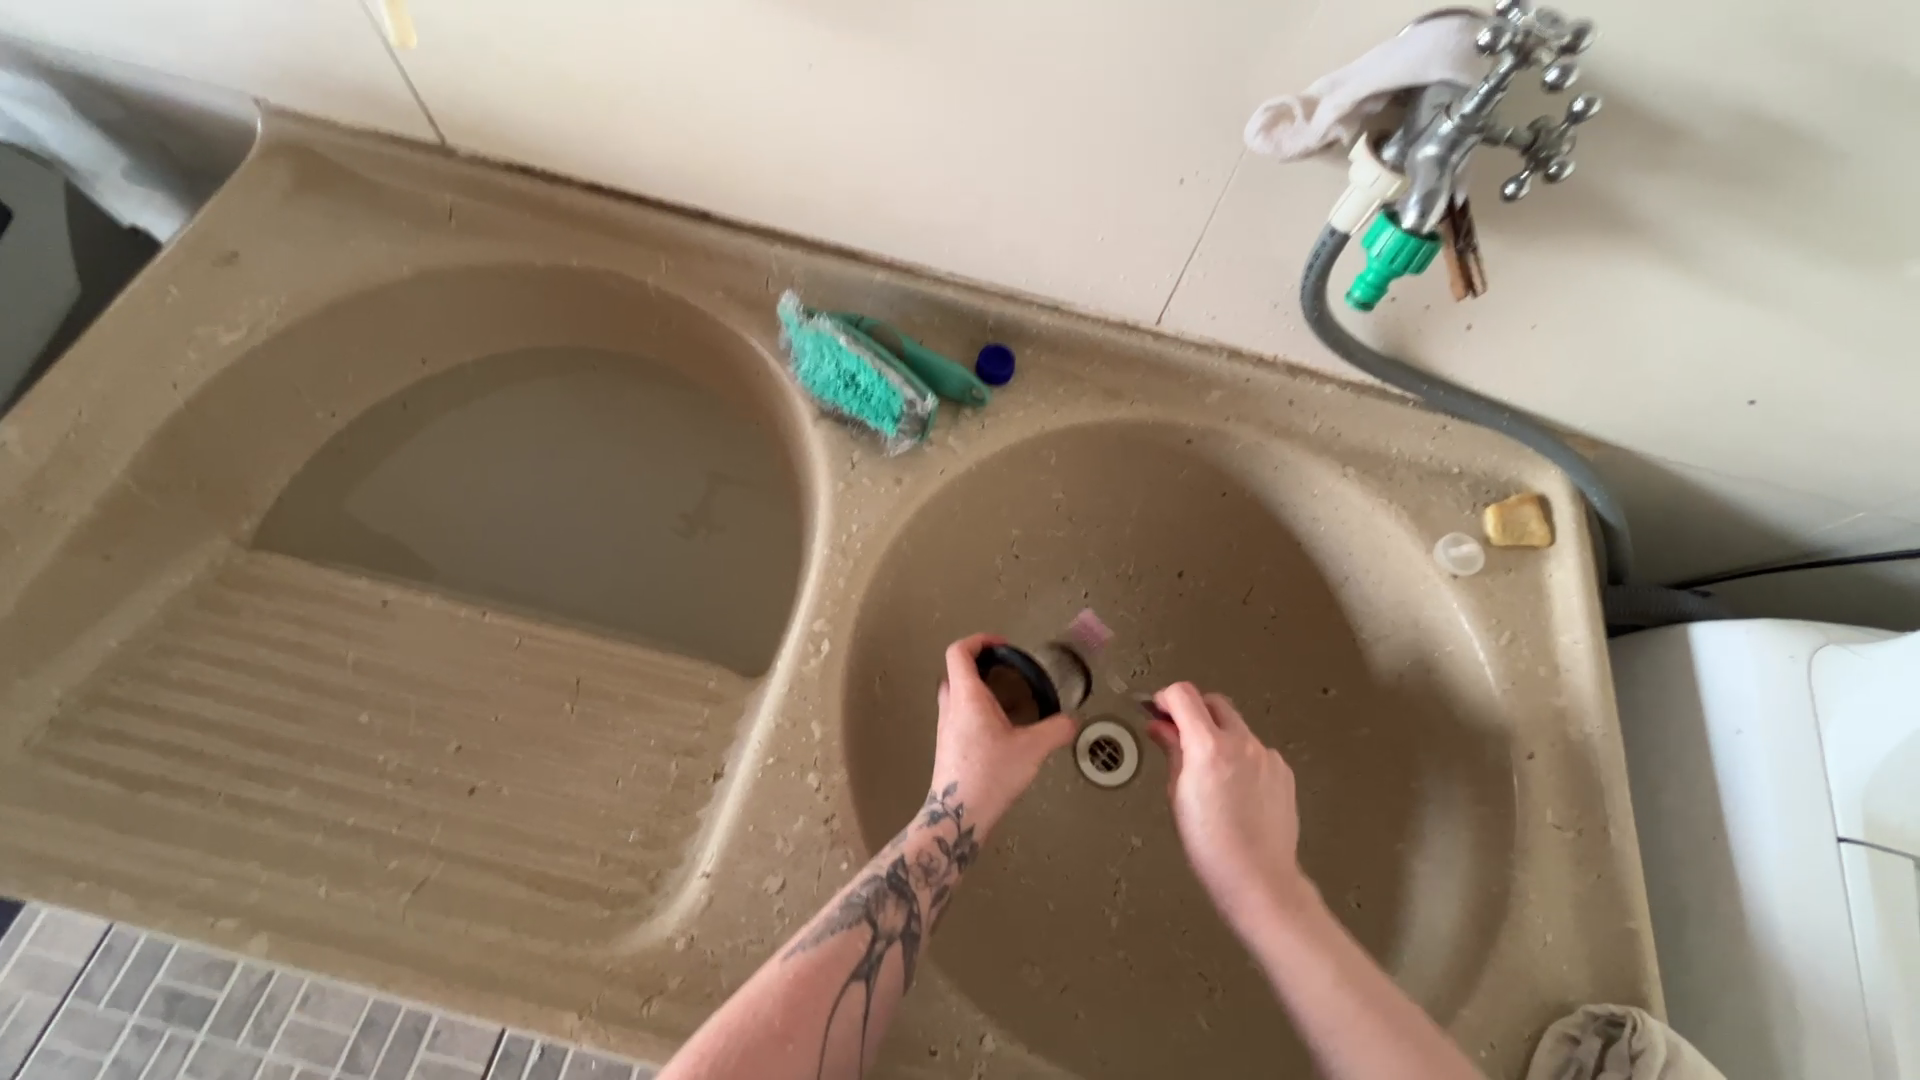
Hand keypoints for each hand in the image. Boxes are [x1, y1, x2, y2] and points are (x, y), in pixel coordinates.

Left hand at [929, 634, 1077, 835]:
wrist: (957, 815)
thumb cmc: (989, 775)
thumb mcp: (1032, 750)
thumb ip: (1057, 730)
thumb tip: (1073, 721)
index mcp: (966, 697)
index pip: (959, 652)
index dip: (979, 640)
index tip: (1001, 645)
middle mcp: (950, 707)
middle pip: (955, 671)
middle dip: (978, 663)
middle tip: (1004, 669)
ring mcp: (945, 728)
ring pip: (955, 694)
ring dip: (976, 688)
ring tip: (1006, 699)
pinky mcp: (947, 746)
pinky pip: (958, 715)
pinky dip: (976, 710)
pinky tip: (1000, 730)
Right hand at [1146, 682, 1315, 944]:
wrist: (1259, 879)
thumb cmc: (1212, 846)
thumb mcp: (1177, 794)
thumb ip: (1172, 750)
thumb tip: (1161, 728)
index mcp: (1209, 747)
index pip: (1183, 695)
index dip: (1165, 698)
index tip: (1158, 709)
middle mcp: (1242, 743)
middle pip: (1213, 702)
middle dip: (1192, 711)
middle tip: (1177, 733)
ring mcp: (1266, 756)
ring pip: (1235, 726)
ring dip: (1217, 735)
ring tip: (1206, 770)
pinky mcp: (1282, 771)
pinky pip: (1255, 749)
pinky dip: (1239, 755)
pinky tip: (1232, 786)